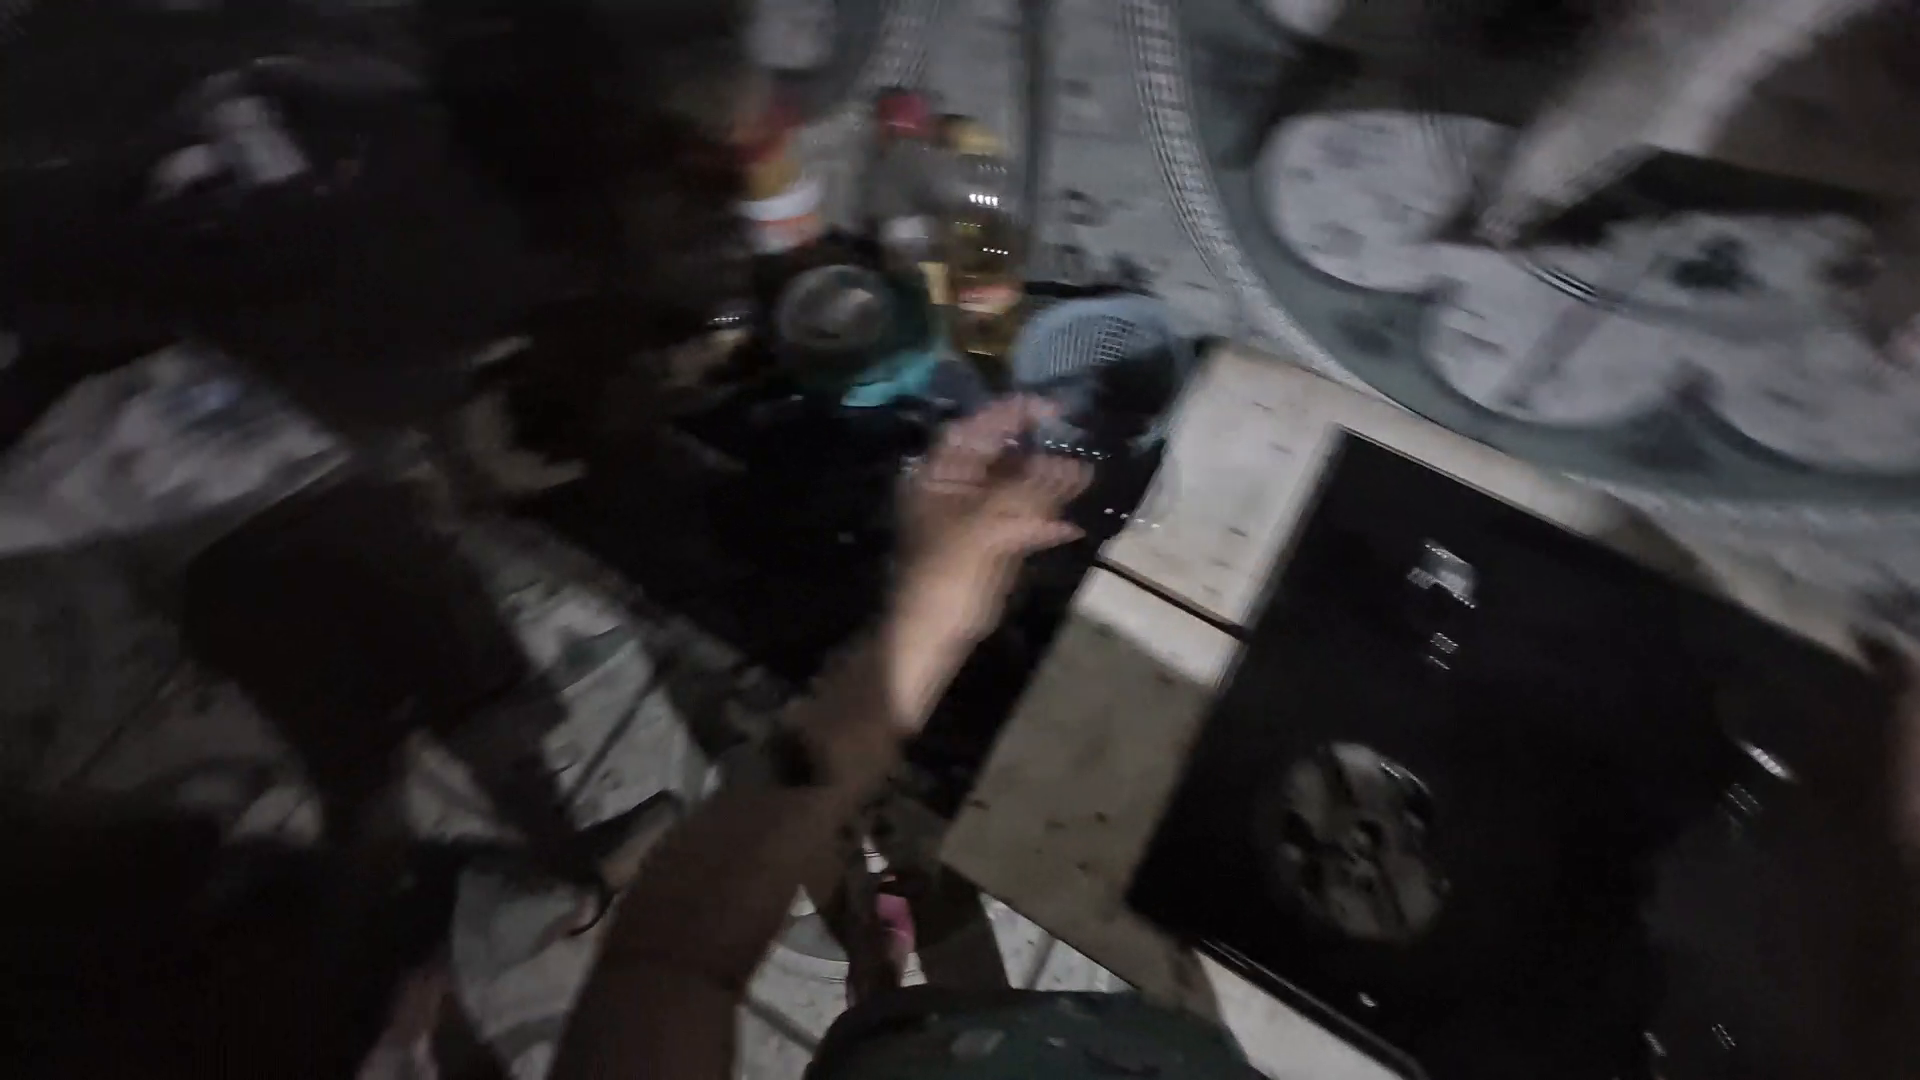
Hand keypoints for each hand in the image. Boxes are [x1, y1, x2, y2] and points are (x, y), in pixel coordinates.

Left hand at [880, 397, 1090, 726]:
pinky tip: (1069, 528)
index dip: (1011, 413)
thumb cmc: (949, 575)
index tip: (1053, 409)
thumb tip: (1077, 464)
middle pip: (998, 460)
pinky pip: (1017, 524)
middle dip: (1038, 453)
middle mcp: (953, 491)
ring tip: (1083, 479)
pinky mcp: (985, 546)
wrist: (930, 635)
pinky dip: (1040, 524)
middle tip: (1076, 442)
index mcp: (940, 476)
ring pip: (1012, 492)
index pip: (976, 430)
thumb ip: (1032, 492)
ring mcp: (969, 519)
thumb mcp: (989, 526)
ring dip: (1046, 487)